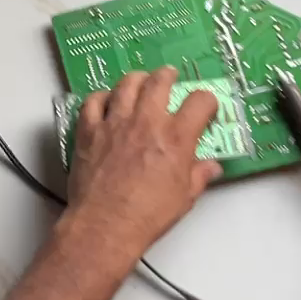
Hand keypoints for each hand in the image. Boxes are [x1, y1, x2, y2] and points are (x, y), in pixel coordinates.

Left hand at [60, 67, 220, 264]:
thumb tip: (211, 167)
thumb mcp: (184, 198)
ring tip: (139, 80)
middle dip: (167, 75)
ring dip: (136, 79)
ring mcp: (115, 123)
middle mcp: (146, 122)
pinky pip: (93, 102)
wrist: (105, 224)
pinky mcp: (89, 130)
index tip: (204, 106)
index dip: (206, 100)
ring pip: (126, 85)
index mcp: (175, 138)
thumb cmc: (146, 215)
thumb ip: (199, 176)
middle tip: (168, 76)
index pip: (199, 102)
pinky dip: (101, 97)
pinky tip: (105, 101)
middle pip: (159, 82)